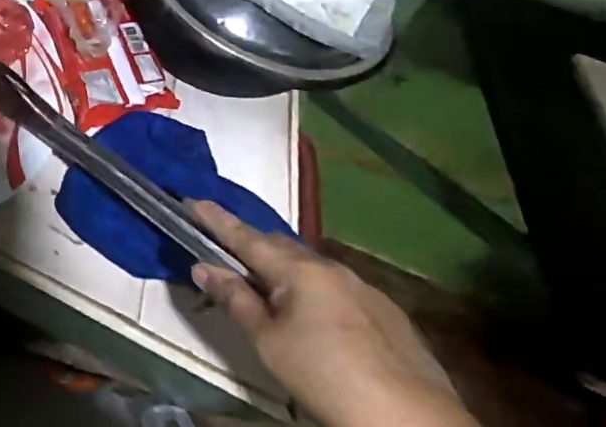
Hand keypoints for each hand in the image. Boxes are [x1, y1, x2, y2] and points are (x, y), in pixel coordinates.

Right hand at [190, 201, 478, 426]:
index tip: (193, 200)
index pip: (246, 236)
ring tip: (274, 293)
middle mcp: (329, 266)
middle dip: (253, 246)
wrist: (411, 420)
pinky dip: (318, 293)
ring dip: (287, 271)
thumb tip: (203, 266)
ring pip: (312, 267)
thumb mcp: (269, 344)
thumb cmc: (326, 377)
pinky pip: (339, 288)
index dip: (217, 219)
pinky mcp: (387, 312)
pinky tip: (322, 323)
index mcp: (297, 269)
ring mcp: (363, 286)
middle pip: (280, 246)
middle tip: (230, 257)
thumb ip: (236, 301)